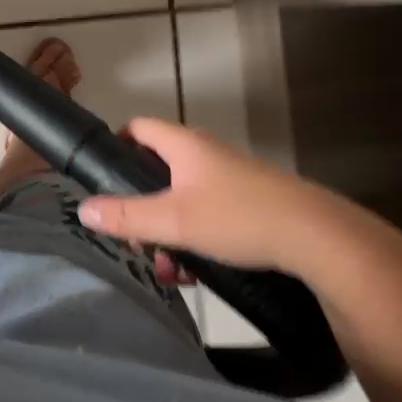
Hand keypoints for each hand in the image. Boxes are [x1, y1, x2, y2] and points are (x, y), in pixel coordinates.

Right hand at [77, 118, 358, 272]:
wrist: (317, 238)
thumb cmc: (239, 217)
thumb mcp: (173, 221)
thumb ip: (127, 216)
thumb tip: (84, 209)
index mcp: (185, 146)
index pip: (139, 128)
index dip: (117, 145)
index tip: (103, 175)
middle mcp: (206, 155)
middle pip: (158, 172)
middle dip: (141, 209)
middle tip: (134, 241)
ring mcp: (231, 180)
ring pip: (183, 202)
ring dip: (168, 234)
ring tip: (168, 271)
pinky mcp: (250, 205)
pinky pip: (208, 218)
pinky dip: (195, 241)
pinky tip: (196, 274)